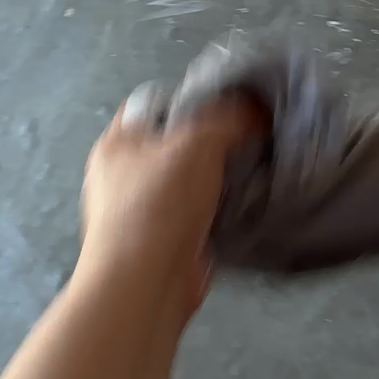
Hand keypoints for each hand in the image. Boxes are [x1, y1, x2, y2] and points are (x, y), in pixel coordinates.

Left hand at [74, 93, 263, 319]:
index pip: (157, 100)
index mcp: (118, 142)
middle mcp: (124, 172)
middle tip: (251, 128)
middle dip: (215, 133)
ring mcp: (142, 207)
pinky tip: (246, 193)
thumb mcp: (201, 140)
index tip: (231, 99)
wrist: (145, 284)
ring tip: (256, 158)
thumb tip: (261, 110)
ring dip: (220, 169)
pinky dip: (220, 200)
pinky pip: (198, 205)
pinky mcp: (162, 236)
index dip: (194, 94)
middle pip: (178, 137)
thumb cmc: (160, 201)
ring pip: (191, 172)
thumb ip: (233, 116)